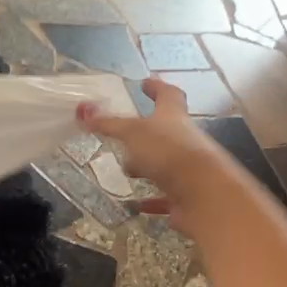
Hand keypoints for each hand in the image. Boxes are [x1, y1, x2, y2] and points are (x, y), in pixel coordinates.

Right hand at [78, 77, 236, 235]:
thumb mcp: (132, 133)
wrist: (204, 193)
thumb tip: (82, 109)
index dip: (157, 88)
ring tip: (127, 168)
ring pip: (164, 161)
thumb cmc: (169, 152)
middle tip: (125, 134)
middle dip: (147, 131)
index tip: (146, 82)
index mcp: (174, 119)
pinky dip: (150, 199)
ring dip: (147, 163)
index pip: (168, 96)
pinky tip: (136, 204)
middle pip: (167, 130)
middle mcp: (185, 140)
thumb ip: (108, 123)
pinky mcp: (184, 194)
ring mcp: (187, 168)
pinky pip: (164, 195)